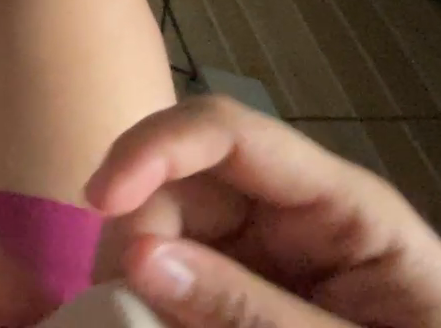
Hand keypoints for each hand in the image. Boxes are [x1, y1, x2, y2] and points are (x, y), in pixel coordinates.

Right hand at [86, 96, 440, 327]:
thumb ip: (257, 314)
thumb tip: (139, 259)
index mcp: (341, 203)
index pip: (225, 131)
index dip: (154, 148)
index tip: (100, 201)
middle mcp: (288, 209)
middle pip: (179, 180)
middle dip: (136, 231)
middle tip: (114, 304)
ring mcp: (260, 248)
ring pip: (162, 225)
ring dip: (134, 271)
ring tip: (131, 324)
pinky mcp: (237, 285)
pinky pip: (172, 271)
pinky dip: (147, 299)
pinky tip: (146, 323)